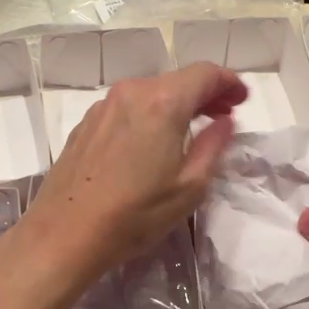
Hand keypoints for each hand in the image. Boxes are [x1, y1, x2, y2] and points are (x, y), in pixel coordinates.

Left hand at [20, 62, 246, 277]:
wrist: (66, 234)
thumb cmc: (135, 215)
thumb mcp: (189, 188)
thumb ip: (213, 147)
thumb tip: (225, 122)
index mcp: (163, 102)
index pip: (205, 74)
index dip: (229, 83)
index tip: (242, 100)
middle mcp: (131, 93)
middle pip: (176, 81)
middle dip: (204, 95)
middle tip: (222, 116)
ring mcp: (103, 107)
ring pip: (149, 94)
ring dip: (174, 106)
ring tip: (188, 131)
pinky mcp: (84, 126)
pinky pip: (126, 110)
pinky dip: (147, 117)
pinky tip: (150, 143)